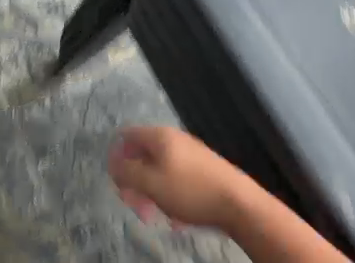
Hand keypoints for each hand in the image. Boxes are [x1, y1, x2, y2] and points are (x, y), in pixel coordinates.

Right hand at [106, 125, 254, 230]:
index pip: (126, 136)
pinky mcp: (207, 173)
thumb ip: (126, 171)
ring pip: (161, 171)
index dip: (117, 157)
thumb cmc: (190, 191)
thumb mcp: (150, 183)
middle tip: (136, 206)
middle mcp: (174, 140)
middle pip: (144, 156)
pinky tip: (179, 219)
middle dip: (136, 182)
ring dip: (153, 193)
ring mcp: (193, 155)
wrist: (242, 206)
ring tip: (158, 216)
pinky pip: (179, 181)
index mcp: (159, 136)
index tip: (119, 183)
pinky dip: (172, 197)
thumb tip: (112, 163)